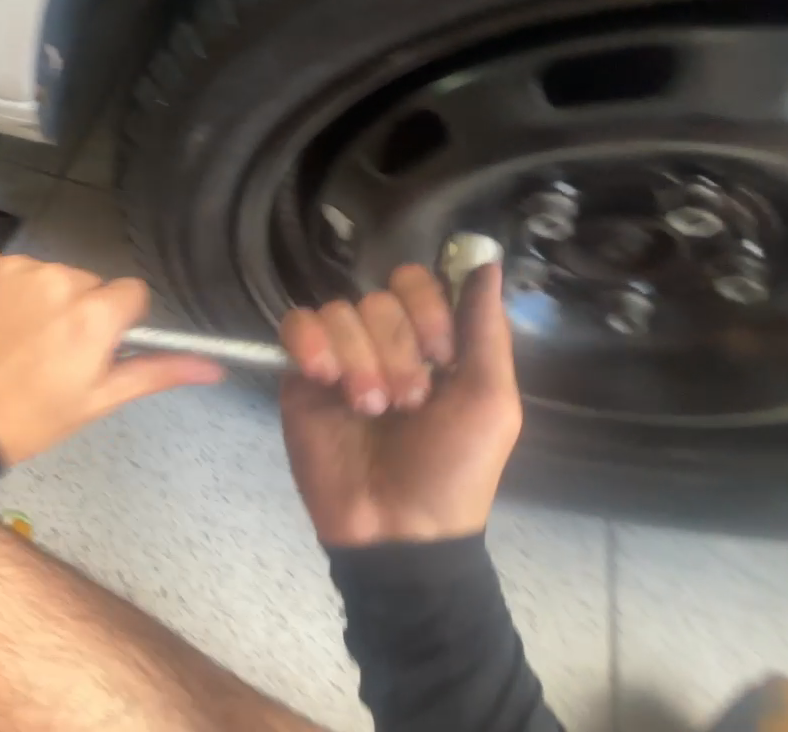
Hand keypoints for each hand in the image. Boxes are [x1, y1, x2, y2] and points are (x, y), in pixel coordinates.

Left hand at [0, 253, 223, 464]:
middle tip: (49, 351)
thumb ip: (155, 373)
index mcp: (92, 314)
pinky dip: (1, 289)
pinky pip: (5, 268)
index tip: (94, 346)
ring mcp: (10, 267)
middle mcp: (55, 277)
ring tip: (13, 339)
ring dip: (38, 297)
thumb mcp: (96, 401)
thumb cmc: (29, 419)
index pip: (130, 293)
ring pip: (45, 273)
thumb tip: (213, 367)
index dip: (117, 321)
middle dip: (77, 309)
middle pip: (85, 281)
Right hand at [280, 263, 520, 546]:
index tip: (441, 356)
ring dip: (358, 361)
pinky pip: (296, 325)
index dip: (425, 309)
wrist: (396, 526)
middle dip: (394, 351)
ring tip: (367, 408)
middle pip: (376, 299)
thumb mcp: (491, 403)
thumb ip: (486, 331)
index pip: (415, 284)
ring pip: (337, 313)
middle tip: (405, 403)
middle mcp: (381, 343)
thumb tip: (486, 262)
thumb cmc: (453, 469)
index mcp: (429, 344)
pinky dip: (310, 344)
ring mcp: (336, 356)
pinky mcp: (298, 373)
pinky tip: (323, 379)